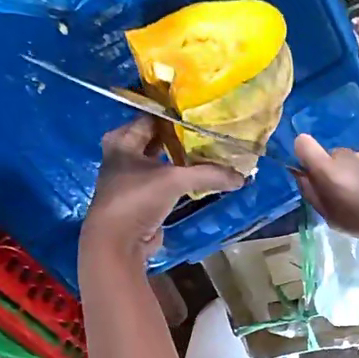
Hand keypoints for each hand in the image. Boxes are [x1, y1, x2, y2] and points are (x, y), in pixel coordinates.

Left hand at [82, 118, 244, 259]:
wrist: (117, 243)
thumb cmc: (137, 200)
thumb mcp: (175, 181)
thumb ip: (208, 174)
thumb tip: (241, 177)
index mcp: (122, 141)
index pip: (152, 118)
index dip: (175, 116)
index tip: (201, 114)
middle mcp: (122, 155)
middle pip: (156, 140)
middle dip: (180, 138)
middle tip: (207, 134)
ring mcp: (129, 179)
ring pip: (159, 161)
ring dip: (179, 160)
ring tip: (207, 154)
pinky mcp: (139, 199)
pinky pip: (162, 182)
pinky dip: (177, 179)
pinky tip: (197, 178)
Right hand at [292, 134, 358, 247]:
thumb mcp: (337, 220)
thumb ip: (314, 196)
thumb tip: (301, 176)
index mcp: (331, 172)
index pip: (303, 143)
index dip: (304, 155)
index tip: (313, 172)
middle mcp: (348, 155)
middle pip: (331, 156)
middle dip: (335, 172)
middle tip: (350, 196)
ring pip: (353, 159)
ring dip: (357, 173)